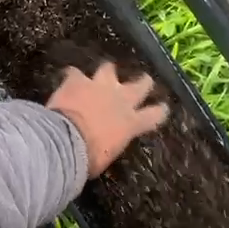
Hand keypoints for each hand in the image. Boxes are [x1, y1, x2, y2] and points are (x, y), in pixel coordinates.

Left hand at [46, 62, 166, 176]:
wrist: (66, 139)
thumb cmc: (88, 157)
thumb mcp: (108, 155)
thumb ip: (112, 142)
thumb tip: (107, 142)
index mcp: (131, 123)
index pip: (155, 115)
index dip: (159, 111)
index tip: (162, 107)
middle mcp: (120, 100)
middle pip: (140, 86)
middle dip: (143, 82)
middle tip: (144, 80)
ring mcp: (99, 86)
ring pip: (109, 69)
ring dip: (107, 71)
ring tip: (106, 70)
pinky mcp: (77, 80)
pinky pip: (75, 73)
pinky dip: (72, 76)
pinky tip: (68, 76)